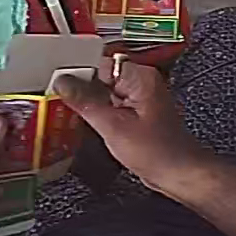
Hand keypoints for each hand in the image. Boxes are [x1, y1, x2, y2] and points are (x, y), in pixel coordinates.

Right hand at [52, 60, 211, 194]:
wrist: (177, 173)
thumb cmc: (157, 152)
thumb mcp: (112, 126)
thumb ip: (85, 101)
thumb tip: (63, 83)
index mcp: (139, 77)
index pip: (99, 62)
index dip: (76, 72)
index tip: (57, 82)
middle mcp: (142, 82)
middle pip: (101, 75)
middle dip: (81, 87)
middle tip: (60, 98)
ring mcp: (140, 97)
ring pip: (105, 90)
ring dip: (89, 101)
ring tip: (71, 111)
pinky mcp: (137, 112)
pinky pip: (112, 104)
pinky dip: (99, 112)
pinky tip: (88, 122)